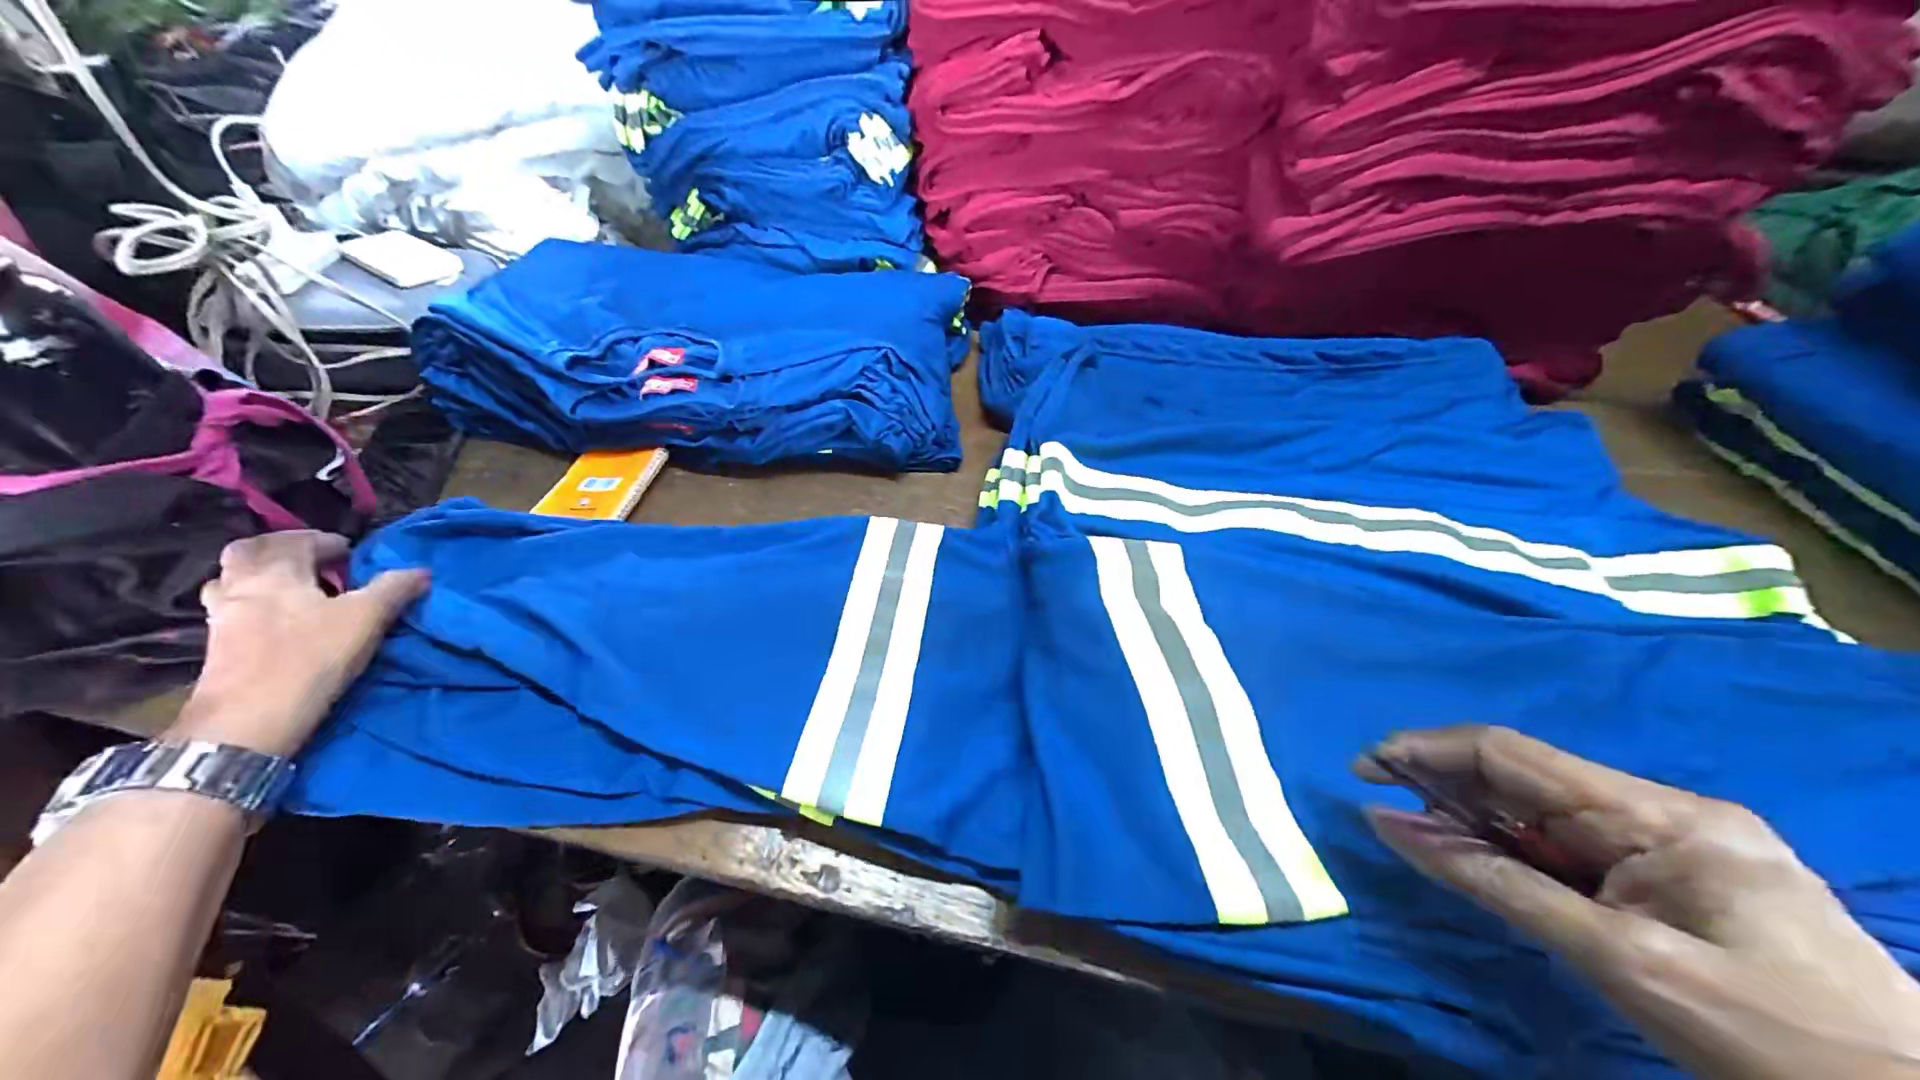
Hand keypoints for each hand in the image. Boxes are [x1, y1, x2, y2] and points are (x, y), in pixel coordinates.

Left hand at [165, 531, 427, 757]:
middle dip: (282, 548)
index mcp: (276, 574)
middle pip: (249, 553)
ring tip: (293, 587)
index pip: (295, 541)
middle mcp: (241, 588)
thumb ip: (393, 589)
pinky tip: (274, 618)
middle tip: (314, 560)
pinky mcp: (218, 647)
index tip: (350, 552)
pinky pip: (230, 608)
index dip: (324, 541)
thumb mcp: (366, 619)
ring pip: (231, 581)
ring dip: (260, 575)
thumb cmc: (310, 658)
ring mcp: (223, 619)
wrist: (248, 720)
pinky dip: (252, 602)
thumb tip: (421, 570)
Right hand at [1358, 725, 1919, 1079]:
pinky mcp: (1673, 878)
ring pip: (1540, 812)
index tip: (1364, 768)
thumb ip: (1495, 884)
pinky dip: (1511, 851)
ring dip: (1471, 819)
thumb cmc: (1774, 1041)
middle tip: (1378, 804)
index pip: (1513, 755)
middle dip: (1443, 783)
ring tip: (1414, 832)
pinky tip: (1476, 859)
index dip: (1429, 750)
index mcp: (1662, 817)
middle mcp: (1664, 813)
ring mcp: (1673, 845)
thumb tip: (1389, 824)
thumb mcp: (1620, 960)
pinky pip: (1568, 847)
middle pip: (1524, 777)